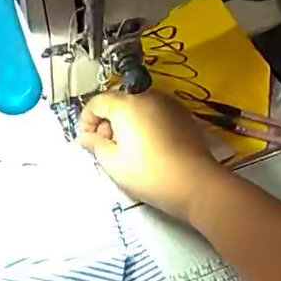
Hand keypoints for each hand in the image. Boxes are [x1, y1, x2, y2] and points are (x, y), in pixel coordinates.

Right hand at [76, 91, 233, 223]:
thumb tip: (84, 137)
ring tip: (129, 148)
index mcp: (126, 105)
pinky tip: (150, 145)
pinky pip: (157, 112)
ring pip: (139, 106)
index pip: (97, 102)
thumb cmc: (149, 174)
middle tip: (107, 147)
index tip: (87, 140)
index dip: (86, 120)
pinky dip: (147, 123)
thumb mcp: (113, 163)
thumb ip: (94, 145)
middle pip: (119, 101)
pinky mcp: (184, 114)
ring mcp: (169, 103)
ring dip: (128, 121)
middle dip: (107, 121)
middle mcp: (148, 96)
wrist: (196, 184)